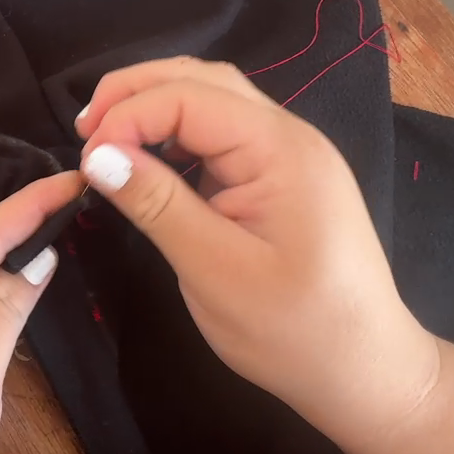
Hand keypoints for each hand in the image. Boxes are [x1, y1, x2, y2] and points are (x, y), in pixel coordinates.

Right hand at [73, 58, 439, 446]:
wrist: (368, 375)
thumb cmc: (295, 332)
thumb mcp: (216, 272)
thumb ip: (157, 205)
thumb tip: (96, 156)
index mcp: (280, 150)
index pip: (188, 97)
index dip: (128, 116)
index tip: (88, 162)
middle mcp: (286, 135)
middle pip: (199, 78)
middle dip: (134, 91)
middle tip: (85, 128)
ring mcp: (284, 151)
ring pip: (207, 95)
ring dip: (151, 104)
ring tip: (105, 134)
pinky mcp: (274, 173)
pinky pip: (215, 129)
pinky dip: (170, 129)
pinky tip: (146, 155)